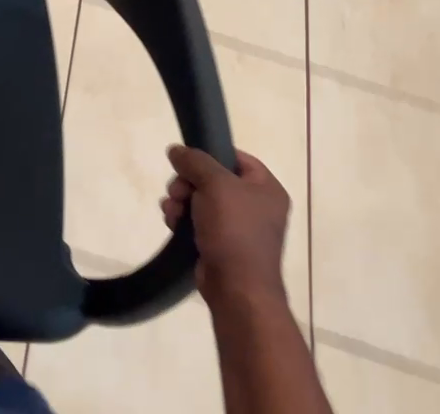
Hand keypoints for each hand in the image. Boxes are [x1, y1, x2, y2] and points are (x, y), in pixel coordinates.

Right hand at [160, 145, 289, 302]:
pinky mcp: (219, 243)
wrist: (237, 288)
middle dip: (187, 183)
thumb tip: (176, 150)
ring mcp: (237, 226)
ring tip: (172, 212)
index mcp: (266, 188)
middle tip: (177, 192)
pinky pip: (196, 219)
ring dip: (180, 201)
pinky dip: (182, 219)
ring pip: (199, 198)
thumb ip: (195, 161)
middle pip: (212, 178)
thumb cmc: (234, 230)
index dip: (210, 155)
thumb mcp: (216, 185)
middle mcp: (255, 205)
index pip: (236, 157)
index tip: (187, 161)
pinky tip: (173, 224)